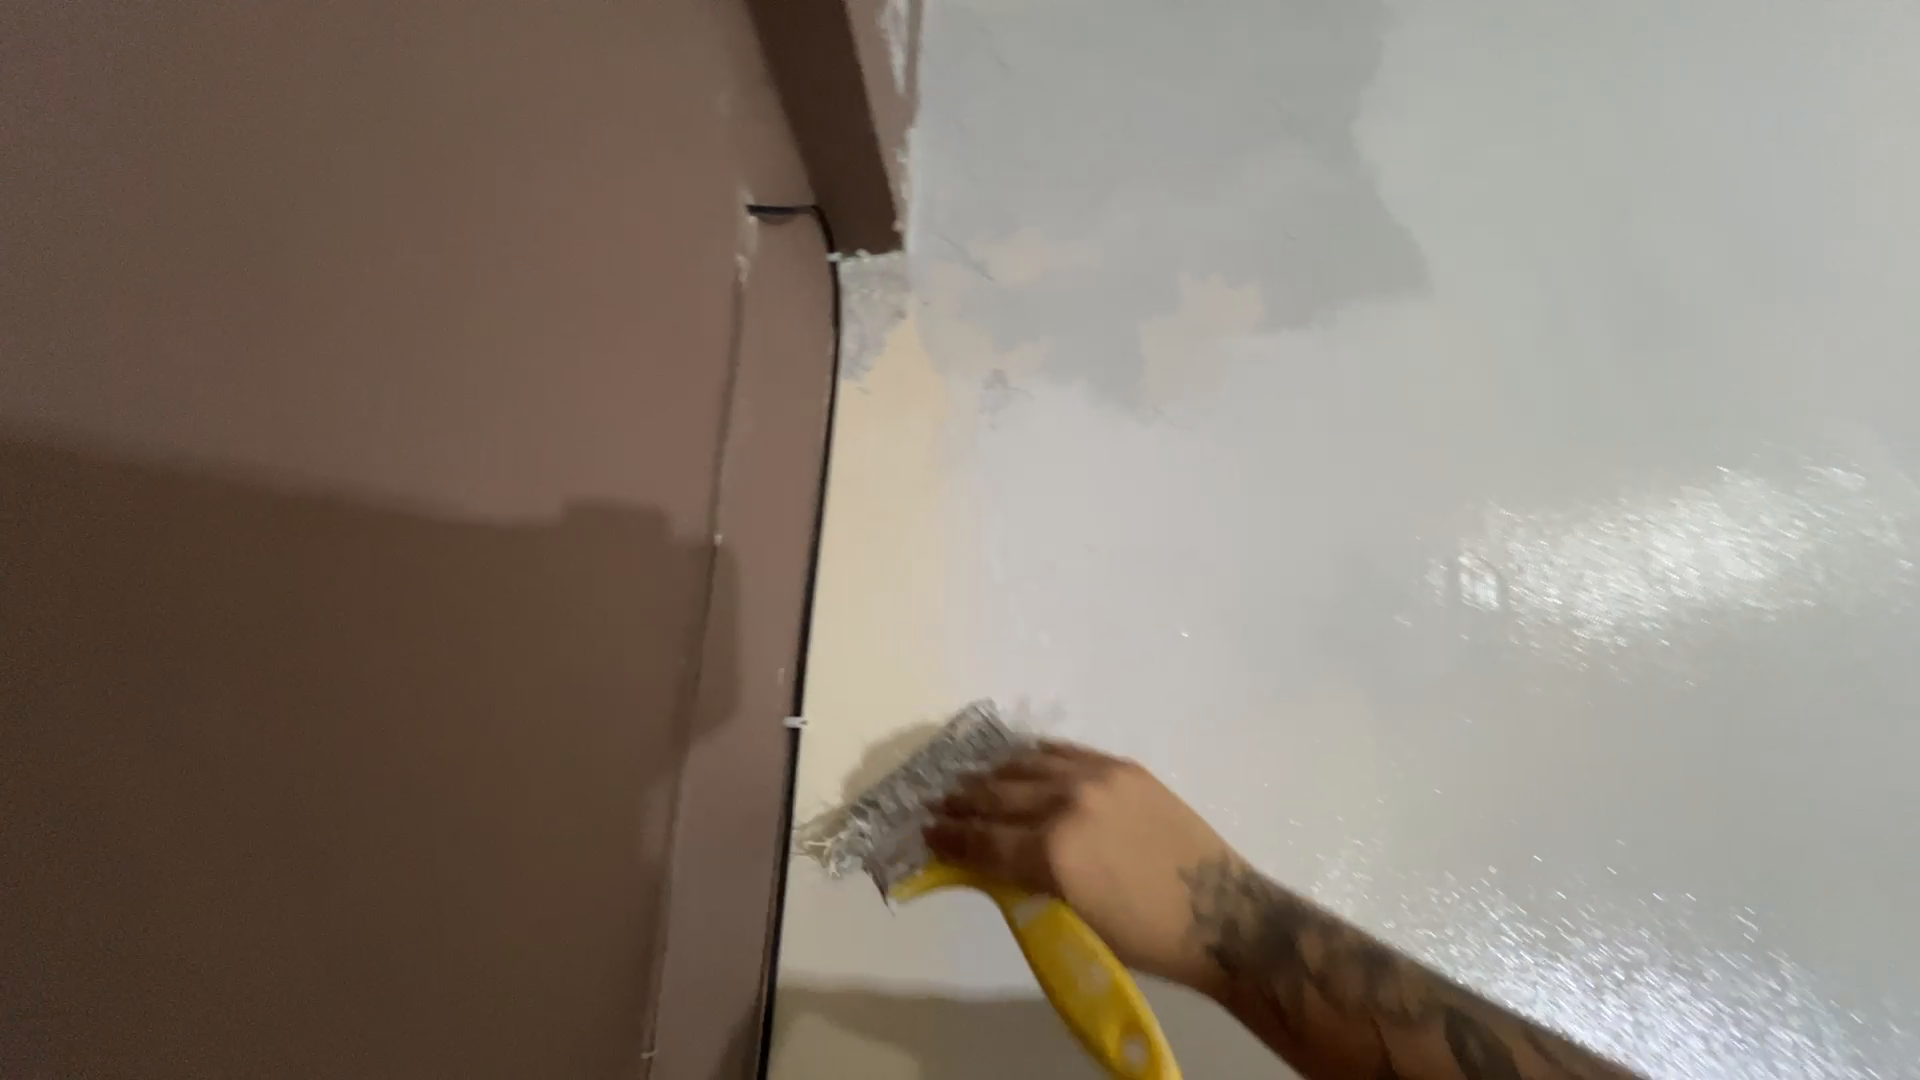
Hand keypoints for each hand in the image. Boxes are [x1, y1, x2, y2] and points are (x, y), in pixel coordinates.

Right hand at [924, 740, 1238, 994]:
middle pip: (997, 796)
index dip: (950, 838)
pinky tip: (1019, 758)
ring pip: (1026, 765)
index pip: (984, 841)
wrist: (1221, 911)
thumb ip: (1027, 880)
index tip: (925, 830)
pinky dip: (1035, 756)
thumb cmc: (1145, 935)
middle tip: (938, 803)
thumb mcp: (1074, 918)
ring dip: (992, 773)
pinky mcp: (1121, 766)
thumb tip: (988, 859)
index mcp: (1052, 853)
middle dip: (962, 802)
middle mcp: (1067, 804)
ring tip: (971, 778)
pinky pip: (1065, 751)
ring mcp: (1096, 778)